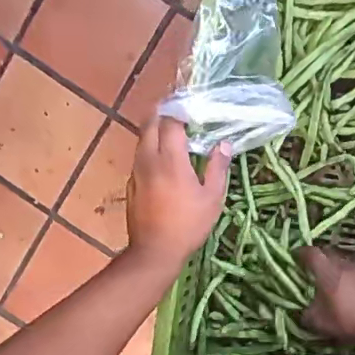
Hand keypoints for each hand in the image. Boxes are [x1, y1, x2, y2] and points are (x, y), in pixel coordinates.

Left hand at [126, 118, 231, 270]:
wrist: (154, 251)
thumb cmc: (188, 225)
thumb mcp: (211, 198)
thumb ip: (217, 167)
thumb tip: (224, 144)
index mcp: (170, 159)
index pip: (171, 121)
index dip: (180, 109)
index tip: (191, 103)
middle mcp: (149, 159)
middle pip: (150, 124)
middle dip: (163, 112)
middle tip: (178, 108)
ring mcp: (136, 172)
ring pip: (142, 139)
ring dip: (155, 129)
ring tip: (172, 129)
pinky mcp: (131, 184)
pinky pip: (139, 157)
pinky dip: (150, 148)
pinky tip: (162, 158)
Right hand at [298, 247, 354, 347]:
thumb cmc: (348, 322)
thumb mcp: (319, 323)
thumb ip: (307, 314)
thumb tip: (302, 312)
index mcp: (327, 272)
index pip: (311, 254)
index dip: (301, 253)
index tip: (295, 256)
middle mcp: (345, 265)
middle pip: (329, 254)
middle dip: (319, 260)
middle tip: (314, 270)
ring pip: (345, 263)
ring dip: (337, 269)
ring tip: (335, 282)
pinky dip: (352, 277)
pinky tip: (354, 291)